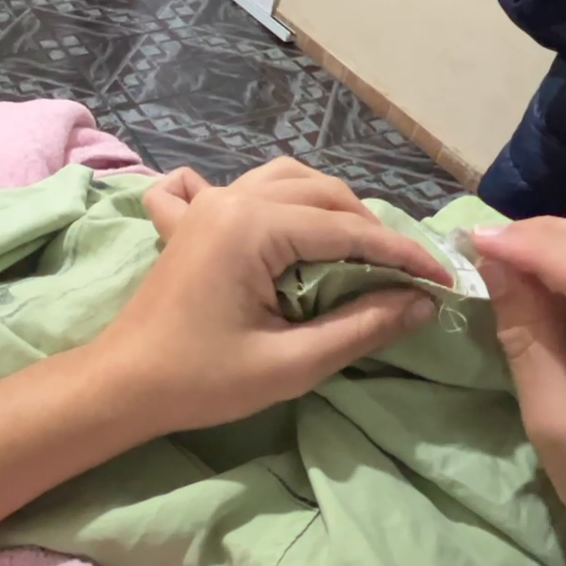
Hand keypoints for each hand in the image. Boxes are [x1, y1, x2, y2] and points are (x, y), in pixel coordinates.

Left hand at [91, 160, 448, 435]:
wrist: (123, 384)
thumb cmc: (201, 380)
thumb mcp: (290, 364)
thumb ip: (360, 327)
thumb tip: (419, 303)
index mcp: (252, 226)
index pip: (347, 230)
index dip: (401, 255)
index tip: (442, 283)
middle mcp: (231, 197)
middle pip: (322, 194)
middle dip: (369, 229)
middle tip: (400, 275)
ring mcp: (208, 202)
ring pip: (288, 180)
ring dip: (330, 207)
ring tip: (357, 249)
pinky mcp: (194, 217)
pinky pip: (243, 186)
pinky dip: (275, 195)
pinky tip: (278, 218)